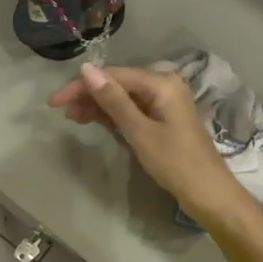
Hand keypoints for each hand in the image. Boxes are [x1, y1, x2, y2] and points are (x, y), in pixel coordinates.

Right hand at [48, 63, 253, 224]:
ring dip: (98, 105)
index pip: (113, 75)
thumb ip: (113, 100)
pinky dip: (113, 115)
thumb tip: (87, 70)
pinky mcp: (162, 118)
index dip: (81, 85)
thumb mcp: (139, 132)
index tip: (55, 102)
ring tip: (73, 118)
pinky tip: (94, 120)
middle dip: (88, 95)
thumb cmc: (175, 162)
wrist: (208, 192)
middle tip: (62, 112)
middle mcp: (163, 85)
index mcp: (161, 82)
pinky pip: (132, 109)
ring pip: (123, 97)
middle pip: (117, 83)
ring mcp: (164, 102)